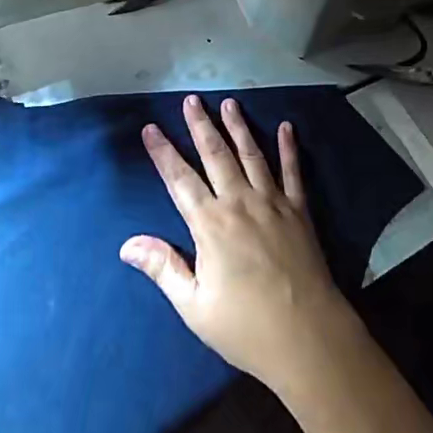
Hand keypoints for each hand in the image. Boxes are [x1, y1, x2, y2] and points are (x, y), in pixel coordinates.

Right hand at [121, 95, 363, 390]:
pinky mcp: (299, 209)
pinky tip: (286, 127)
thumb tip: (128, 244)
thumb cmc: (243, 325)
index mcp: (210, 225)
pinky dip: (289, 147)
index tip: (151, 128)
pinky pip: (293, 171)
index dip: (163, 153)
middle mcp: (241, 203)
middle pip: (217, 156)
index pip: (180, 180)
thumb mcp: (194, 305)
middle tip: (191, 100)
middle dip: (201, 126)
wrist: (305, 332)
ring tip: (229, 103)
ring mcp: (274, 202)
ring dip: (239, 127)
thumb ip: (164, 268)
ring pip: (252, 155)